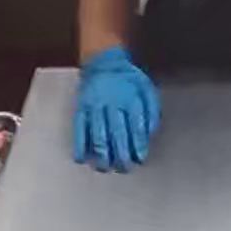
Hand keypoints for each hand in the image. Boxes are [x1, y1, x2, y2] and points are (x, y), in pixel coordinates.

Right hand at [74, 46, 161, 172]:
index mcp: (130, 97)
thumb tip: (149, 133)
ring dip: (102, 155)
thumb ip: (150, 109)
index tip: (140, 159)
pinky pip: (79, 131)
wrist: (103, 62)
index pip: (136, 126)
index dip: (138, 144)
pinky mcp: (80, 110)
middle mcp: (112, 102)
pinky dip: (79, 147)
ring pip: (98, 135)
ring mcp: (94, 107)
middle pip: (117, 134)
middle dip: (121, 155)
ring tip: (105, 168)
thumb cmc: (126, 80)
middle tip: (124, 168)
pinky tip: (82, 159)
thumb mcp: (145, 87)